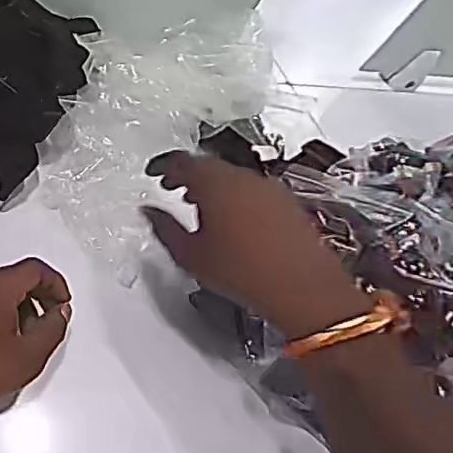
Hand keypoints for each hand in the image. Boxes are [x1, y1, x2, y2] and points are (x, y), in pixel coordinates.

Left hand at [0, 258, 72, 434]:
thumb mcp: (30, 353)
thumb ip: (53, 327)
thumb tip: (60, 314)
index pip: (35, 268)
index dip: (57, 284)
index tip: (63, 301)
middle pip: (21, 275)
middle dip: (43, 293)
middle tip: (55, 314)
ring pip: (8, 287)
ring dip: (27, 303)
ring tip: (35, 331)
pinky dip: (10, 309)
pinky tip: (16, 336)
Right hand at [142, 153, 369, 338]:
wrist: (303, 290)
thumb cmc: (243, 272)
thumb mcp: (188, 254)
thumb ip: (163, 227)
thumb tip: (150, 212)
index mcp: (215, 184)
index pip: (181, 161)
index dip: (163, 165)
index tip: (154, 172)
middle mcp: (244, 179)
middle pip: (208, 165)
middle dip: (186, 174)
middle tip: (171, 186)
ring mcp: (269, 189)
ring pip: (232, 176)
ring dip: (211, 185)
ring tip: (197, 205)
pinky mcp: (287, 203)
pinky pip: (252, 189)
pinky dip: (234, 194)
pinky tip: (229, 218)